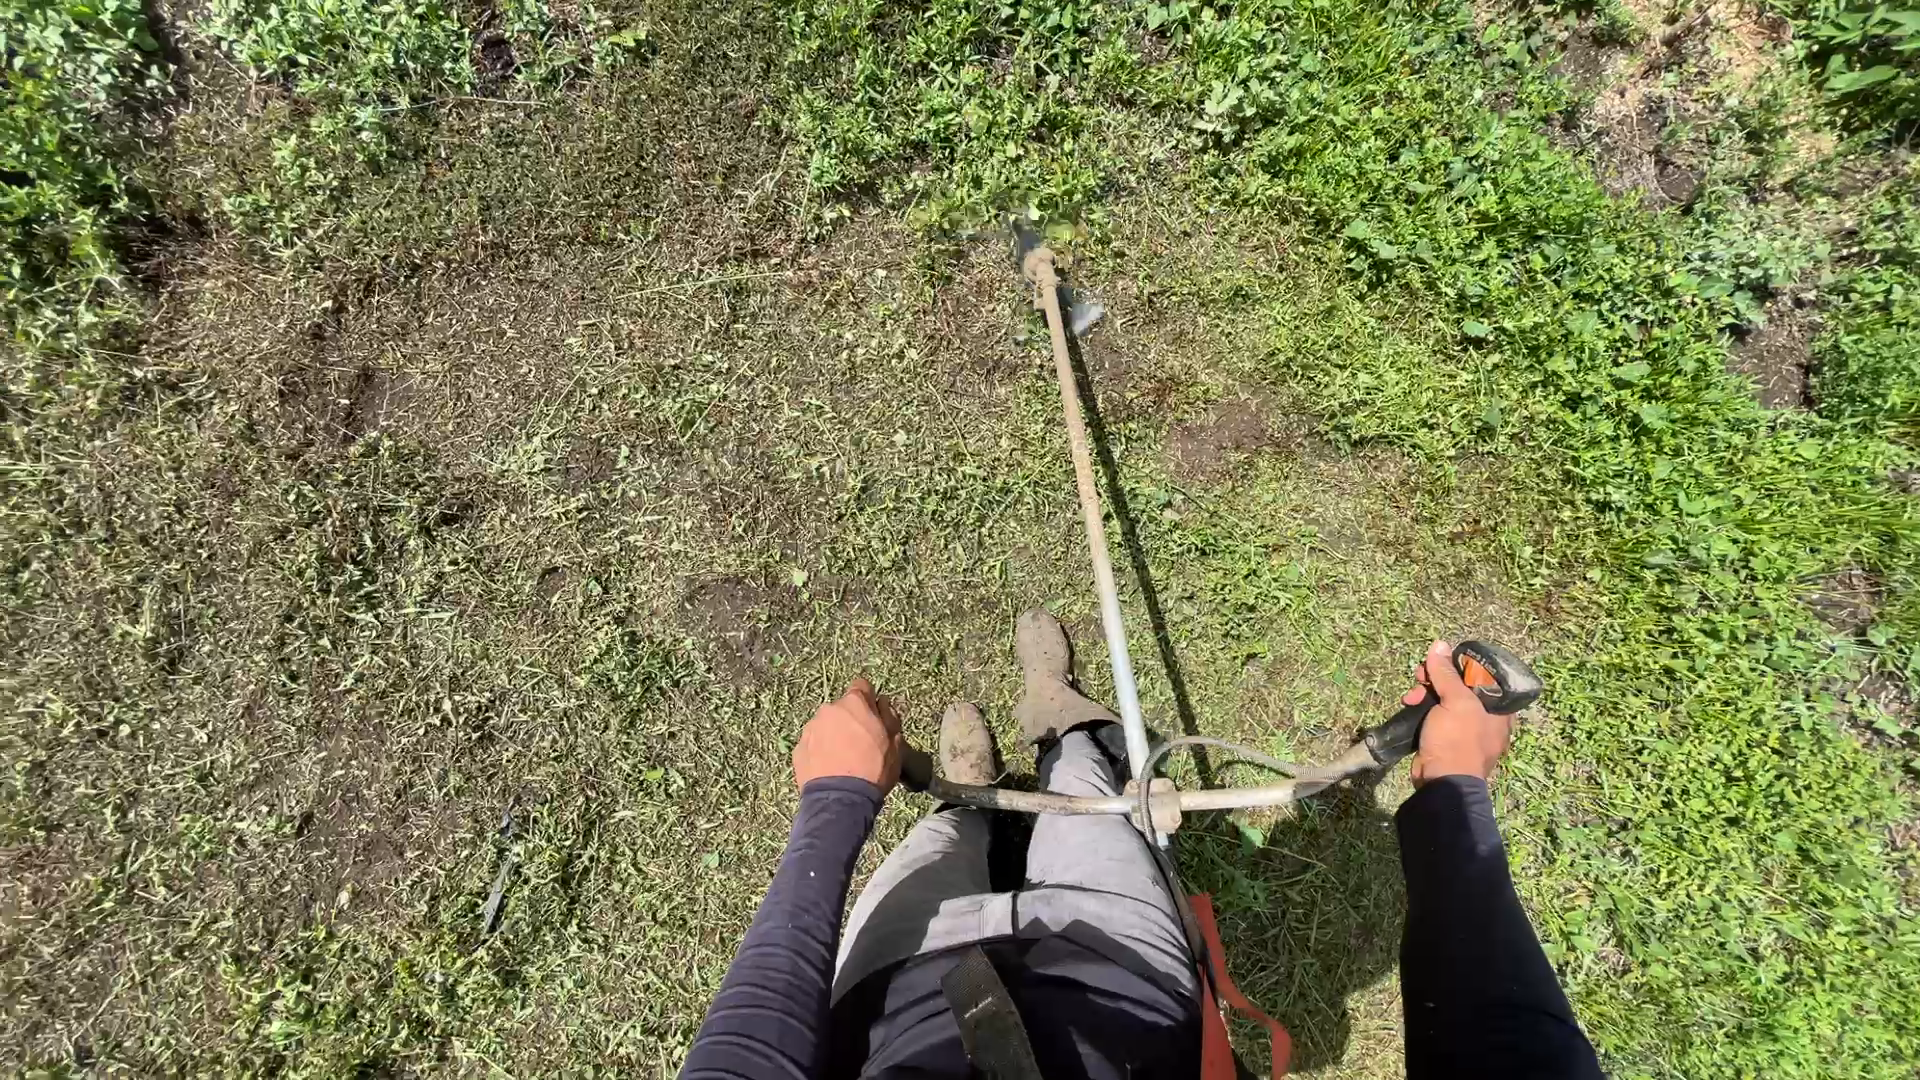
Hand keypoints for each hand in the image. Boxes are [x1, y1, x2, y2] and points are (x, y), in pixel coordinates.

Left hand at [793, 677, 903, 791]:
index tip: (873, 716)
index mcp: (854, 703)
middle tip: (860, 744)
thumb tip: (881, 704)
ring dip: (833, 735)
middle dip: (850, 720)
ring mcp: (810, 730)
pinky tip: (830, 769)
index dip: (869, 701)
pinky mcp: (798, 749)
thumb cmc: (873, 769)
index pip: (861, 686)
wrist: (841, 801)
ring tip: (843, 760)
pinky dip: (820, 752)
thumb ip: (889, 717)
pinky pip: (812, 744)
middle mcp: (828, 710)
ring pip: (825, 726)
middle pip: (842, 709)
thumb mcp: (895, 744)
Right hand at [1403, 640, 1510, 785]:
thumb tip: (1440, 644)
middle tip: (1419, 678)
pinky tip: (1409, 705)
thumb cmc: (1458, 740)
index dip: (1459, 665)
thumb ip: (1447, 674)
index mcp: (1500, 709)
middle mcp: (1487, 716)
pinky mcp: (1447, 736)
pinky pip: (1435, 712)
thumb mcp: (1455, 702)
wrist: (1443, 780)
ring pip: (1444, 698)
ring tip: (1410, 697)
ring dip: (1425, 692)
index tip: (1439, 663)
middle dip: (1436, 678)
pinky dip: (1422, 706)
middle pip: (1460, 685)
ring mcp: (1466, 727)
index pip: (1483, 675)